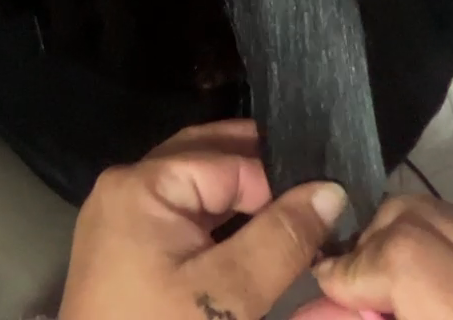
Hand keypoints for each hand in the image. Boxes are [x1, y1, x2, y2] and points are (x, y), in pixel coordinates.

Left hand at [58, 120, 348, 319]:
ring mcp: (122, 214)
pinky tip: (250, 235)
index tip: (325, 208)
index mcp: (144, 182)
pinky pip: (181, 211)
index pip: (231, 160)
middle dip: (262, 172)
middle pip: (208, 156)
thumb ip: (281, 238)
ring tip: (293, 215)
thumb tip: (330, 190)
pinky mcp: (126, 244)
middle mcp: (127, 183)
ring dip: (243, 194)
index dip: (281, 183)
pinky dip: (217, 217)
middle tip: (316, 197)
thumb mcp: (228, 296)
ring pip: (196, 184)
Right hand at [294, 195, 452, 319]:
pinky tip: (441, 299)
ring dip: (407, 245)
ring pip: (448, 215)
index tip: (331, 296)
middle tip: (363, 298)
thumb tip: (319, 295)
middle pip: (421, 216)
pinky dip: (445, 254)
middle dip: (374, 246)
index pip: (408, 252)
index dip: (353, 268)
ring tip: (402, 297)